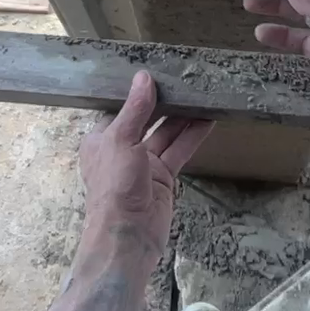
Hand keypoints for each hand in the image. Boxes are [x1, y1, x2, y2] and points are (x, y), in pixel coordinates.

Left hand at [77, 70, 212, 262]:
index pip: (121, 109)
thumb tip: (144, 77)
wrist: (127, 239)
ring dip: (183, 117)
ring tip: (202, 95)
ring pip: (167, 133)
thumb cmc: (114, 186)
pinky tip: (208, 120)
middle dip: (165, 102)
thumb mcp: (121, 140)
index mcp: (101, 140)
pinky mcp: (164, 177)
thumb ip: (136, 109)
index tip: (155, 71)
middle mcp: (122, 149)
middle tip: (185, 80)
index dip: (137, 92)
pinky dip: (193, 135)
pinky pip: (179, 150)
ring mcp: (144, 164)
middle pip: (147, 119)